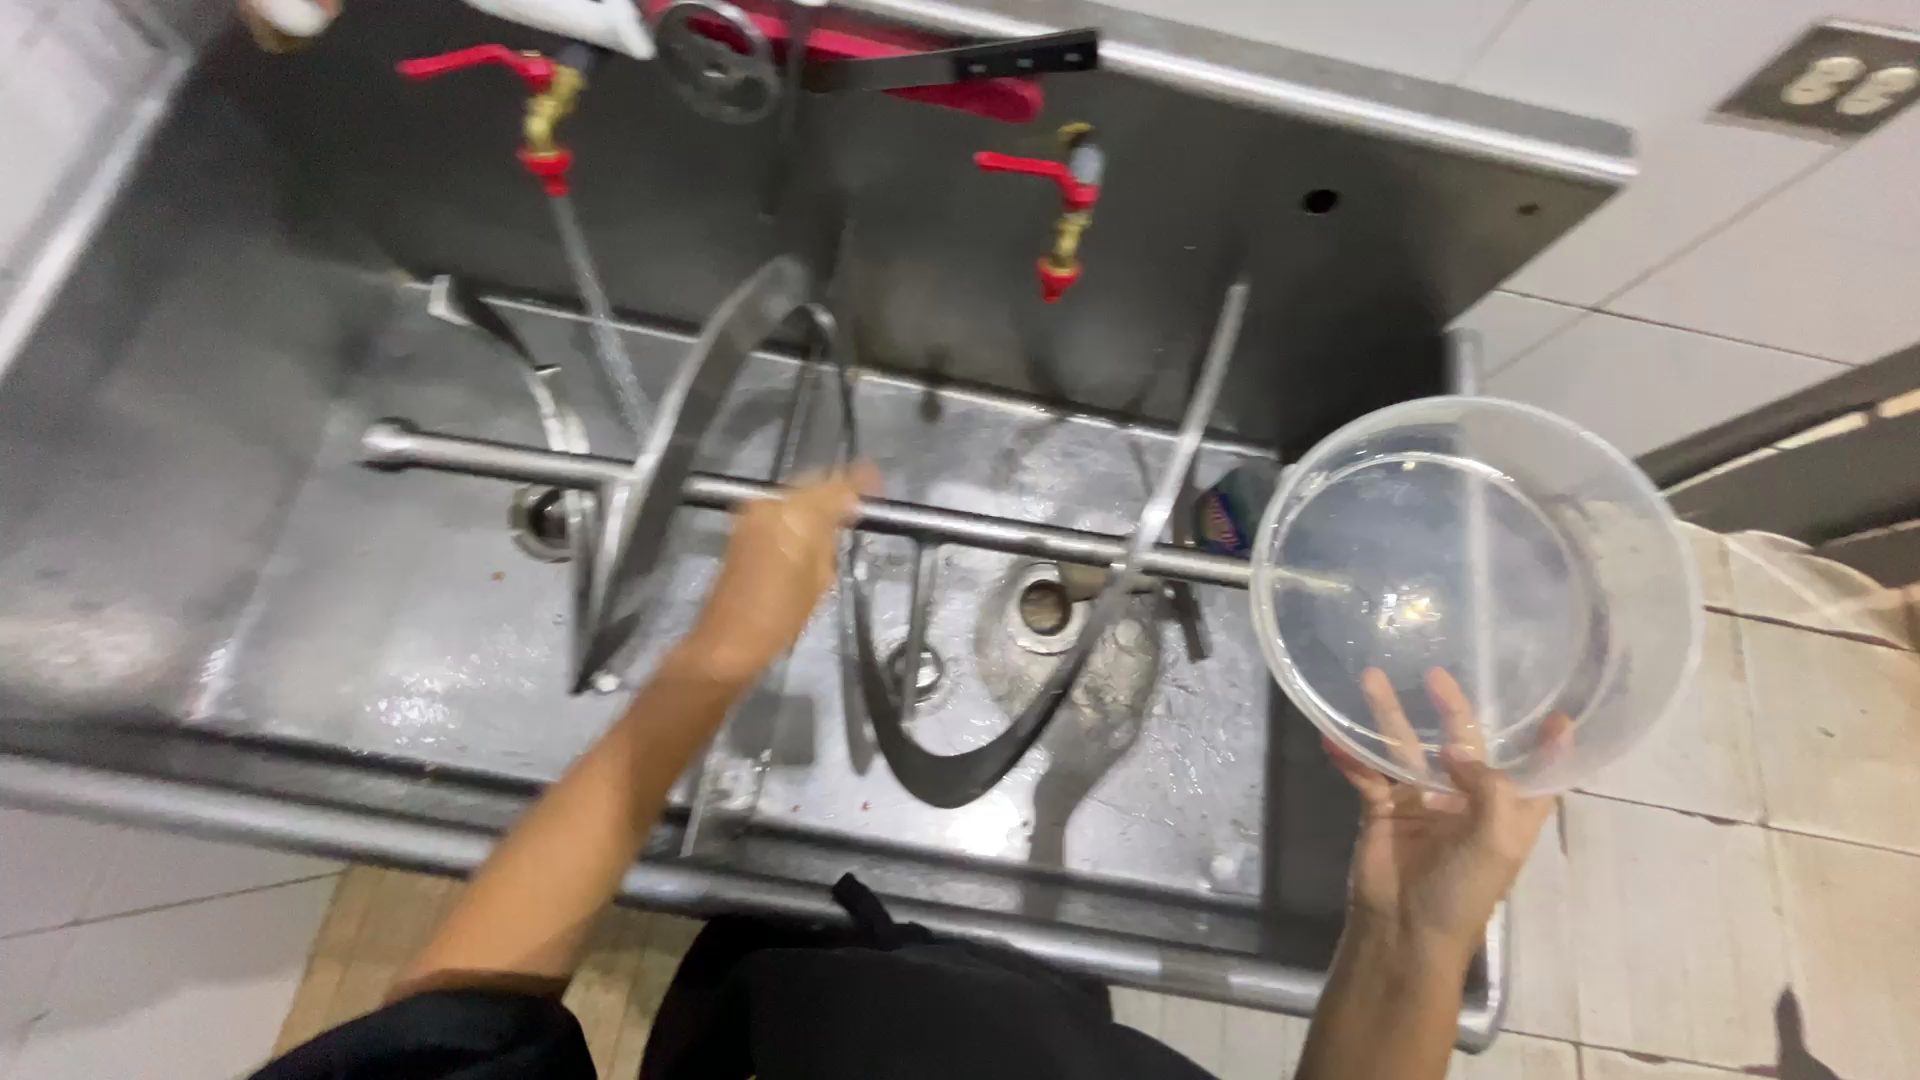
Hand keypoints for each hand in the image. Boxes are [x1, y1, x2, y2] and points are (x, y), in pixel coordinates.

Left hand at [678, 464, 879, 684]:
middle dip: (836, 489)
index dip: (860, 481)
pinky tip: (810, 527)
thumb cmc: (783, 616)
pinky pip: (779, 506)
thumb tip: (840, 517)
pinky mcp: (742, 525)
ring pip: (794, 492)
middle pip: (812, 482)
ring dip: (815, 499)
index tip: (877, 482)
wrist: (729, 638)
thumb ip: (831, 540)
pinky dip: (796, 511)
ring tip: (837, 517)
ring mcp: (754, 513)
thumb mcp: (821, 580)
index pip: (837, 486)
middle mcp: (773, 505)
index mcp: (798, 517)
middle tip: (858, 503)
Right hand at [1322, 667, 1562, 962]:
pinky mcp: (1380, 805)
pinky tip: (1333, 739)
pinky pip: (1365, 772)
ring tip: (1370, 680)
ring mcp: (1418, 800)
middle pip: (1462, 745)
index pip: (1536, 774)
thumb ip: (1486, 789)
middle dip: (1451, 710)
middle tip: (1436, 674)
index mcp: (1506, 813)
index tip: (1558, 714)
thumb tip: (1454, 748)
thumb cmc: (1464, 890)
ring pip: (1404, 748)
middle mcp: (1464, 800)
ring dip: (1386, 716)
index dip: (1549, 747)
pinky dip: (1350, 756)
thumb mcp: (1494, 842)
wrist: (1404, 926)